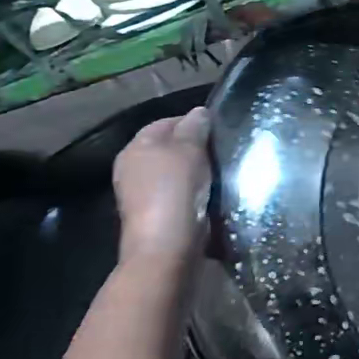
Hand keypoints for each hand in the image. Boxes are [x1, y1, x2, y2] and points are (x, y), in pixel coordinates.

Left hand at [112, 107, 211, 266]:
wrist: (167, 245)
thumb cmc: (175, 189)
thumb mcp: (189, 150)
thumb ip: (195, 128)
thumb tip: (200, 112)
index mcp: (136, 147)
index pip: (166, 122)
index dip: (193, 121)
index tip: (220, 127)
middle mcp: (134, 168)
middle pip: (170, 147)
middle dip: (196, 146)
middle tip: (225, 148)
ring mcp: (143, 193)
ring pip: (177, 170)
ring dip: (199, 169)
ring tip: (224, 169)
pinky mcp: (158, 214)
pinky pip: (181, 191)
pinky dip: (197, 189)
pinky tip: (214, 192)